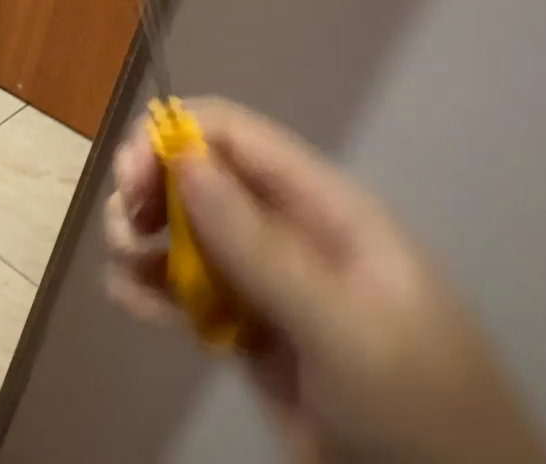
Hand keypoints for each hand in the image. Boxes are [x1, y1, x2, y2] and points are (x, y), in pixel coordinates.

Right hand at [104, 98, 545, 463]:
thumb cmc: (417, 412)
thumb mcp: (344, 329)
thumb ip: (259, 245)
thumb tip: (181, 157)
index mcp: (326, 210)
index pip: (234, 135)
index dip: (171, 139)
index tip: (132, 183)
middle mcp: (287, 230)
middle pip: (194, 173)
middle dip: (146, 190)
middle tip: (128, 235)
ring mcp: (262, 278)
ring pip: (175, 226)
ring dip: (137, 239)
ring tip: (128, 278)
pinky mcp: (240, 322)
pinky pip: (175, 283)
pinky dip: (143, 285)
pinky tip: (136, 307)